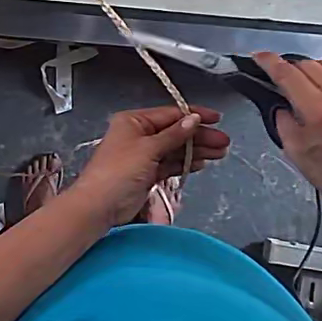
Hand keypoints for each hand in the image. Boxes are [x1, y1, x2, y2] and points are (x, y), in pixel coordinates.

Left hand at [66, 106, 229, 227]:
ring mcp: (142, 155)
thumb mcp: (148, 148)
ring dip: (196, 150)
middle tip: (222, 141)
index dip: (194, 115)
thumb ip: (174, 134)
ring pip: (175, 149)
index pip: (170, 114)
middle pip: (175, 132)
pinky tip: (200, 163)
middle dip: (200, 136)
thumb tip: (192, 119)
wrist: (99, 206)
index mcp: (134, 121)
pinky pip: (170, 164)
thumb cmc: (116, 173)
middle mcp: (138, 135)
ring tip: (219, 153)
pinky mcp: (146, 173)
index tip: (215, 118)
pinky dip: (185, 163)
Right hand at [253, 54, 321, 231]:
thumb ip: (282, 120)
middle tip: (288, 85)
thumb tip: (280, 101)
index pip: (287, 74)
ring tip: (313, 91)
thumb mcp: (295, 151)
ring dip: (315, 71)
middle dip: (292, 71)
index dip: (269, 62)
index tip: (262, 58)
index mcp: (319, 112)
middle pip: (307, 64)